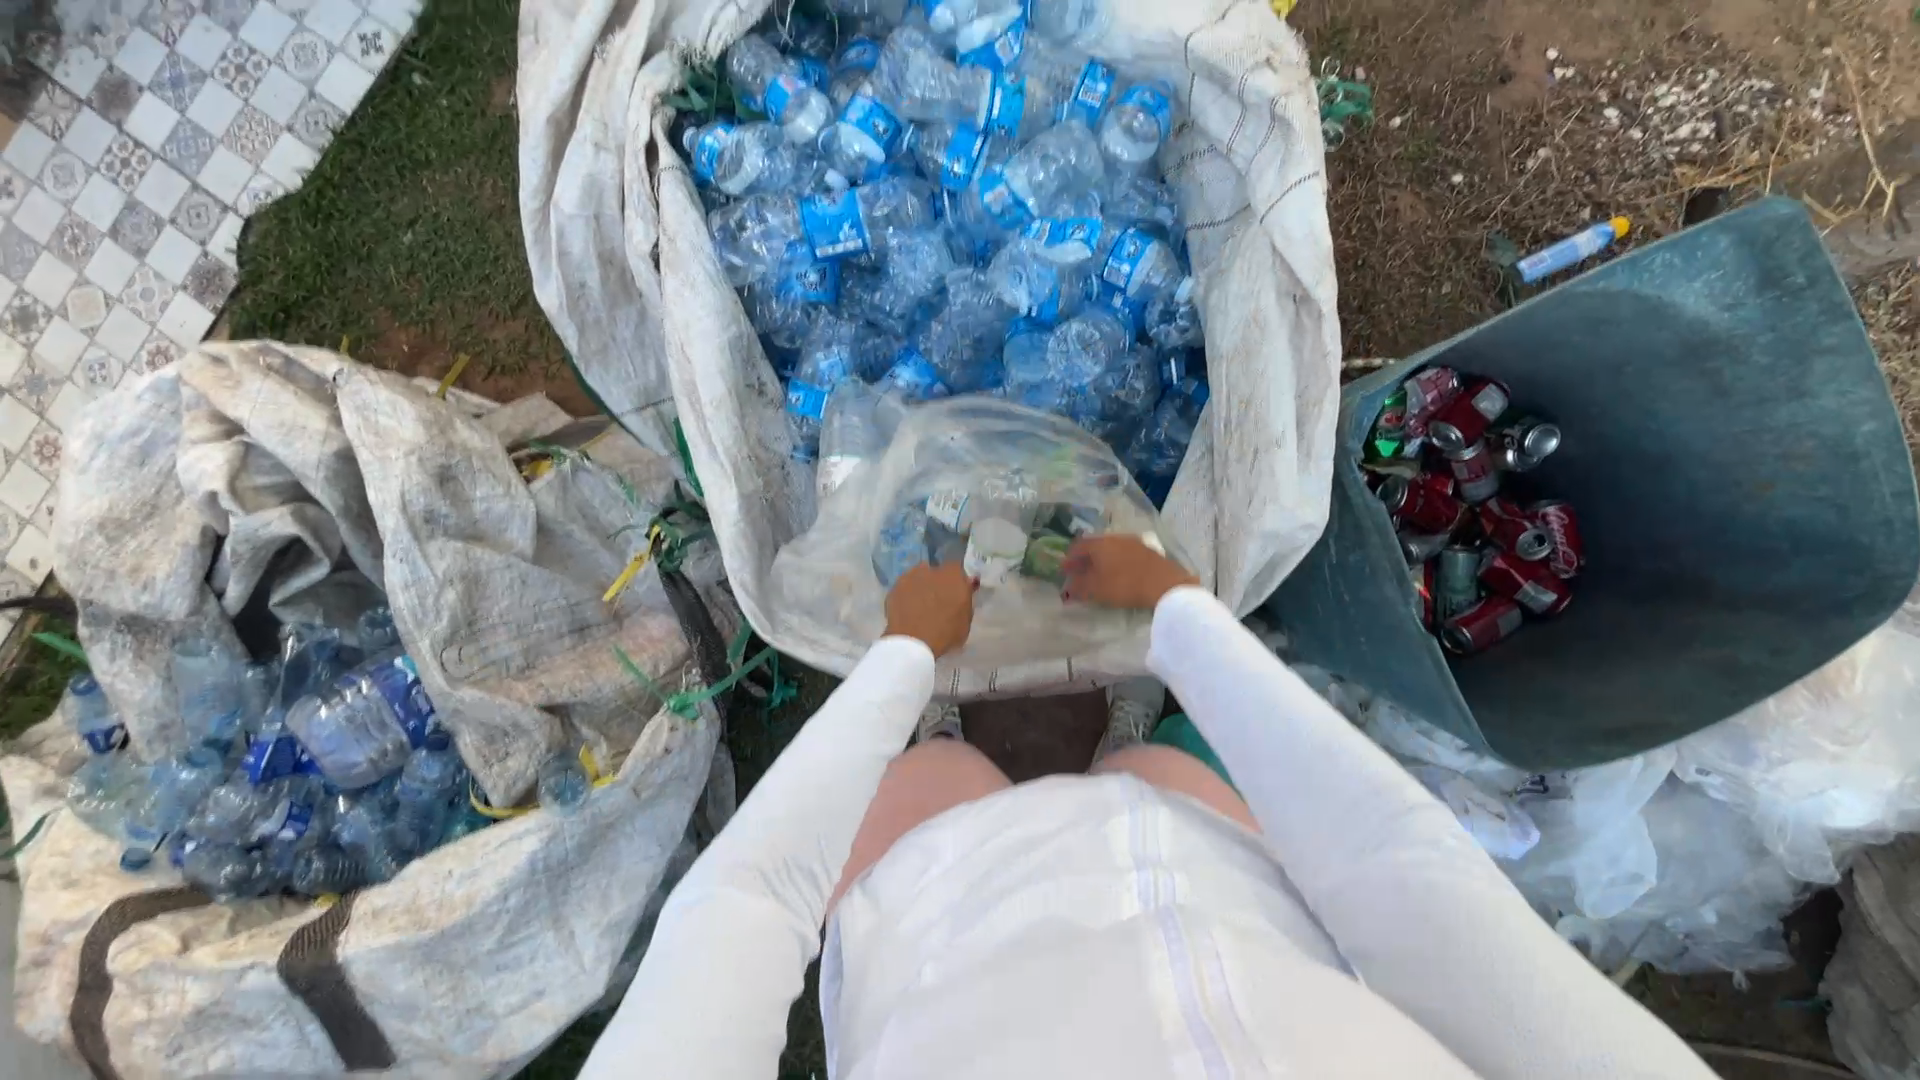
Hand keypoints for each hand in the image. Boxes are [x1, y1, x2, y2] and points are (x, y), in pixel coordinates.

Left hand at [884, 561, 976, 656]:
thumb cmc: (946, 634)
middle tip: (937, 600)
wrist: (912, 642)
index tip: (955, 592)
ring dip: (921, 586)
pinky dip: (906, 595)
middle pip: (937, 571)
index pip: (957, 569)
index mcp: (954, 575)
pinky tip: (906, 610)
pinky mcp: (894, 586)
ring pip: (918, 577)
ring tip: (920, 605)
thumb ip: (965, 600)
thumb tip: (964, 589)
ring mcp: (911, 576)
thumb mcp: (966, 620)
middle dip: (937, 582)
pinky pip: (904, 588)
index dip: (956, 581)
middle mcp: (932, 569)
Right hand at [1061, 534, 1197, 609]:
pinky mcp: (1148, 552)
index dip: (1069, 559)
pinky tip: (1120, 574)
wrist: (1164, 584)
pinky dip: (1117, 563)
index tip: (1064, 571)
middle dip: (1086, 559)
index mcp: (1099, 543)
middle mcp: (1115, 538)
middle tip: (1080, 573)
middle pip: (1095, 546)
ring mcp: (1134, 543)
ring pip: (1112, 549)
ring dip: (1103, 561)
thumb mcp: (1095, 589)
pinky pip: (1125, 555)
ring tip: (1100, 575)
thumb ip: (1078, 587)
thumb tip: (1066, 588)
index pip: (1077, 547)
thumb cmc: (1124, 585)